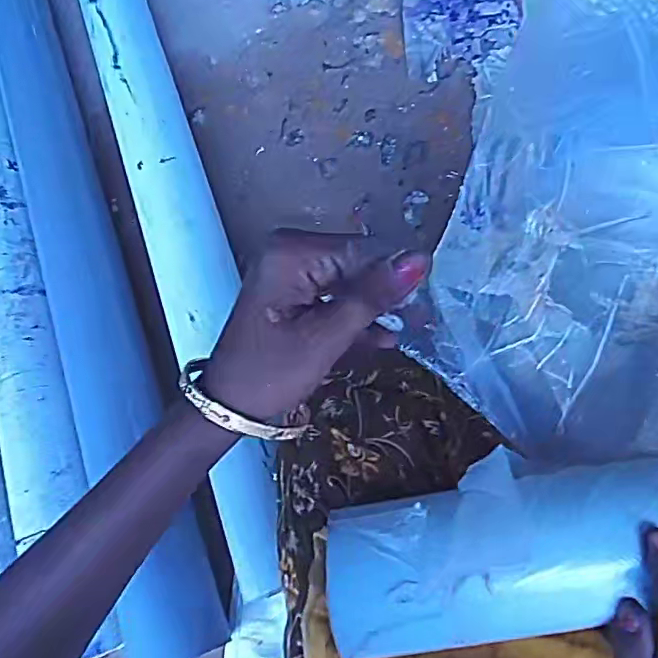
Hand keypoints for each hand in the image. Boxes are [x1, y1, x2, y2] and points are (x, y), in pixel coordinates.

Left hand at [199, 231, 429, 421]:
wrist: (231, 406)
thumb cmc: (273, 372)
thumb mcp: (327, 336)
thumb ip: (372, 297)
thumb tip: (418, 261)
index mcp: (292, 253)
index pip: (362, 251)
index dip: (397, 274)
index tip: (427, 301)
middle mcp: (290, 253)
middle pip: (356, 264)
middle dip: (387, 293)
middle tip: (421, 319)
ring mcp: (291, 274)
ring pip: (350, 283)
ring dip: (375, 309)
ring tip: (409, 329)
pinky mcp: (294, 296)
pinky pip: (335, 298)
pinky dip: (355, 318)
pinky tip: (380, 338)